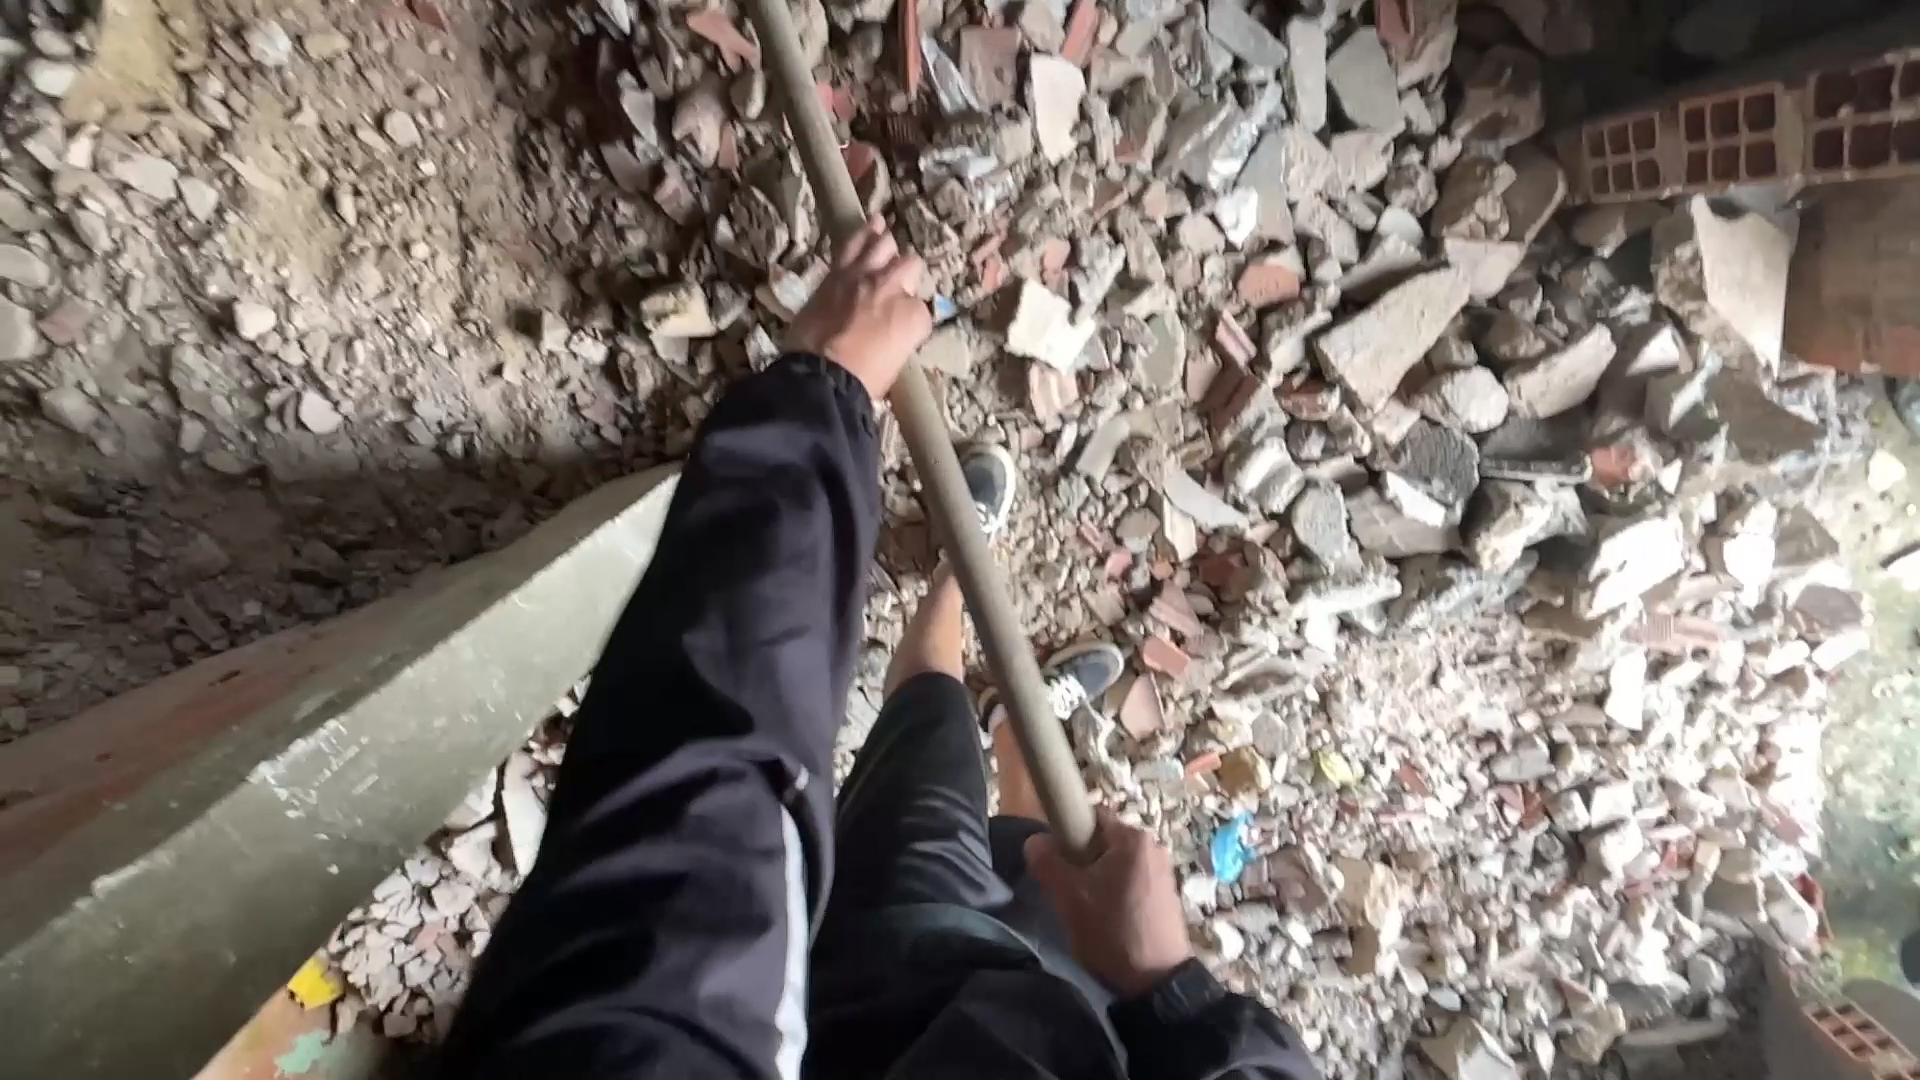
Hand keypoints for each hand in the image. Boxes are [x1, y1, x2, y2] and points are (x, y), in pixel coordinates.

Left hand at [785, 215, 931, 400]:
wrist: (822, 376)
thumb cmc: (863, 381)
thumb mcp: (894, 365)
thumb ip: (899, 339)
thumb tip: (890, 334)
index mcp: (914, 318)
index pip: (922, 309)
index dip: (912, 316)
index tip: (902, 326)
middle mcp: (894, 288)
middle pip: (910, 266)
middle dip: (907, 274)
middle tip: (899, 281)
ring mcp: (865, 276)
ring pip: (883, 244)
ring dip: (886, 243)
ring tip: (886, 233)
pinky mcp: (837, 272)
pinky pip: (854, 243)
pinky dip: (863, 234)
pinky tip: (871, 225)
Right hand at [1024, 810, 1195, 997]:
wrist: (1157, 985)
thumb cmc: (1112, 931)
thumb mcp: (1069, 896)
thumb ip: (1047, 862)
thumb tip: (1034, 841)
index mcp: (1133, 838)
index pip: (1090, 816)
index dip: (1067, 832)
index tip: (1057, 859)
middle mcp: (1153, 846)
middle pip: (1103, 841)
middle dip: (1082, 860)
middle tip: (1068, 889)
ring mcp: (1163, 872)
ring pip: (1116, 864)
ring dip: (1098, 879)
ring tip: (1088, 910)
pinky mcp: (1167, 896)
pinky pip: (1132, 881)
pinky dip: (1116, 894)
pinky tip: (1109, 920)